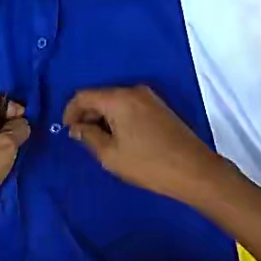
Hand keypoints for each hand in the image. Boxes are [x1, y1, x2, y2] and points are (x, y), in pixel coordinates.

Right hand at [64, 85, 239, 205]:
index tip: (67, 131)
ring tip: (100, 142)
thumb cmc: (147, 163)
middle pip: (101, 96)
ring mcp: (150, 98)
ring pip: (116, 102)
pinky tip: (119, 138)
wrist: (193, 169)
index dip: (70, 112)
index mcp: (119, 97)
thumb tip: (77, 128)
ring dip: (104, 117)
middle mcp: (135, 91)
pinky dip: (119, 118)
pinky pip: (130, 106)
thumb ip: (88, 136)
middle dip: (88, 115)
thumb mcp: (110, 154)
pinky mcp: (160, 107)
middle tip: (82, 139)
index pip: (84, 95)